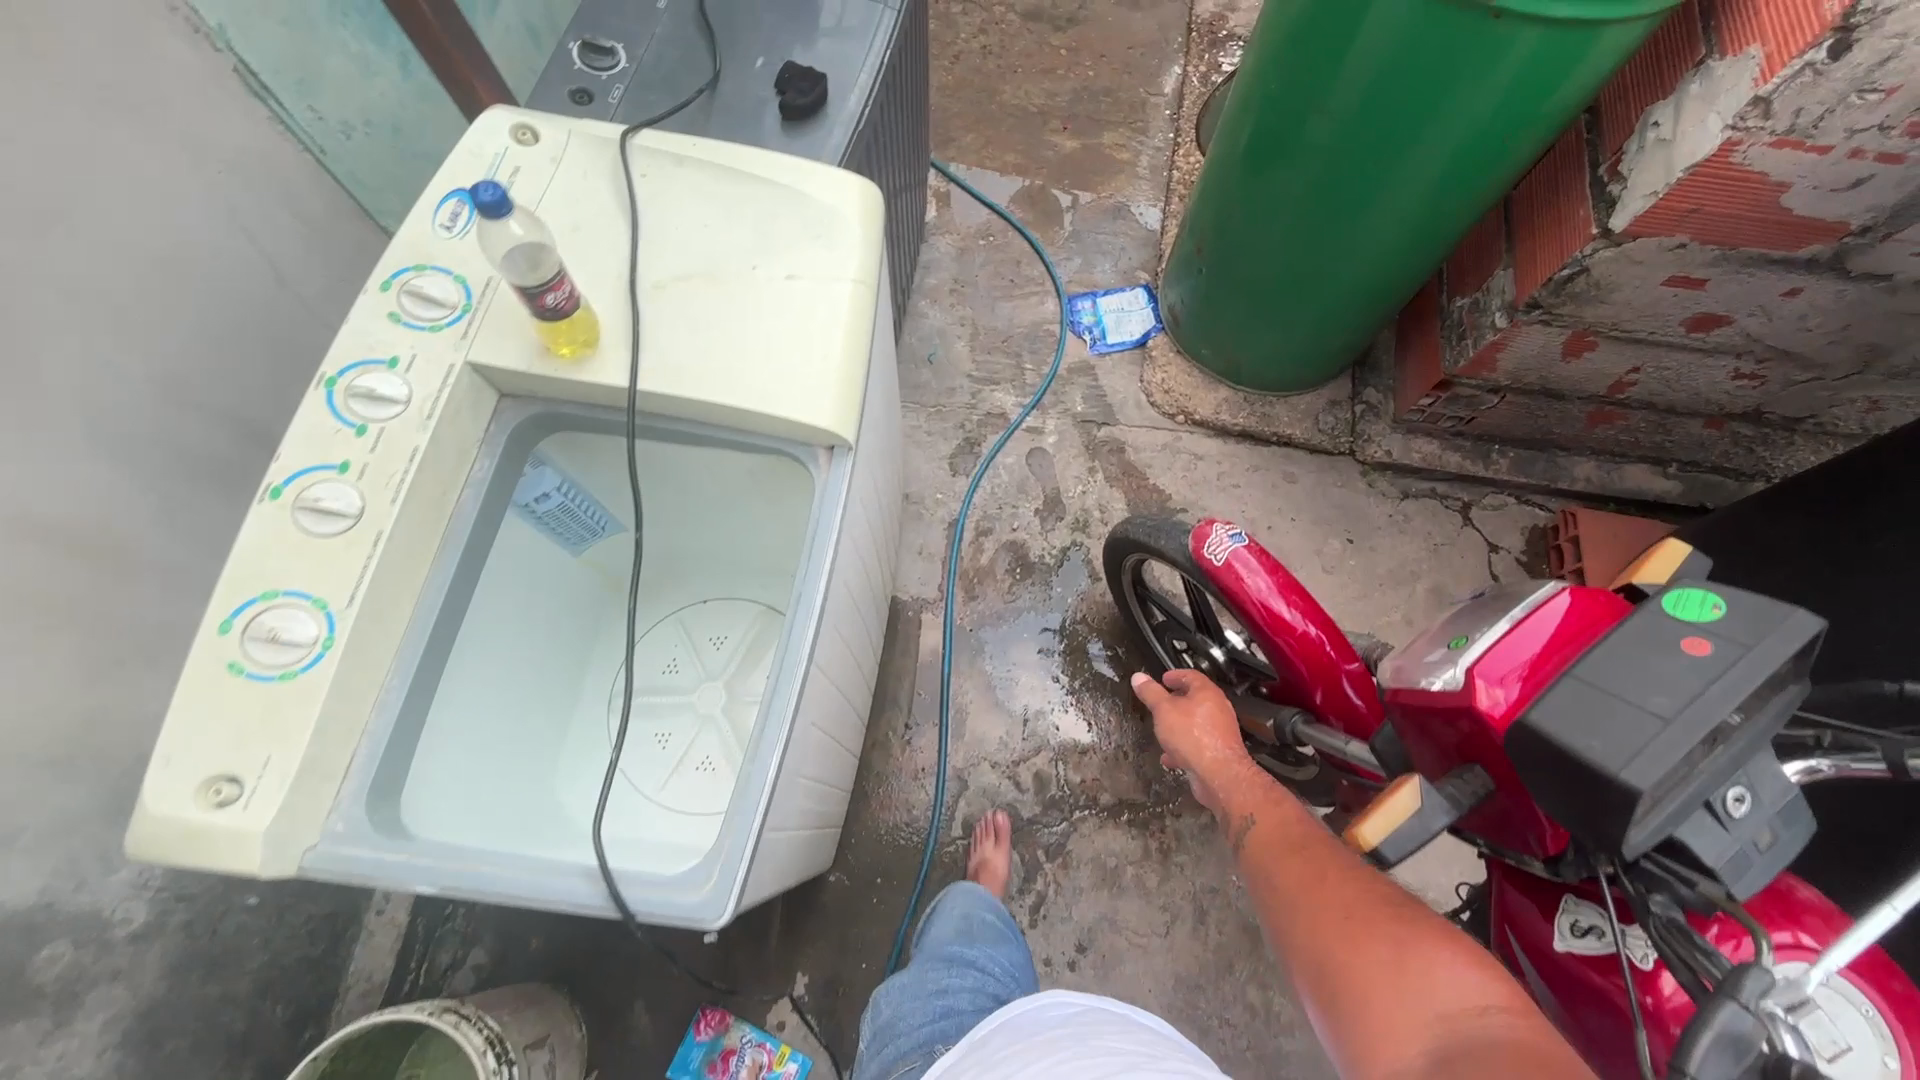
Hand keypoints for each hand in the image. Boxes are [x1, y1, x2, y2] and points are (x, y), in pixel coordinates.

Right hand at [1130, 669, 1255, 813]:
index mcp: (1206, 693)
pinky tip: (1171, 757)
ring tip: (1164, 730)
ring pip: (1196, 723)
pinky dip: (1184, 747)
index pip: (1191, 676)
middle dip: (1177, 701)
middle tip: (1162, 702)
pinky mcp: (1218, 751)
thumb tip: (1138, 677)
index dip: (1176, 676)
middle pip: (1196, 699)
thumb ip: (1150, 693)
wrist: (1218, 774)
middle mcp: (1217, 709)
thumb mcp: (1163, 710)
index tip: (1164, 678)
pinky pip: (1198, 744)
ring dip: (1179, 726)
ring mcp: (1220, 731)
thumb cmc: (1193, 736)